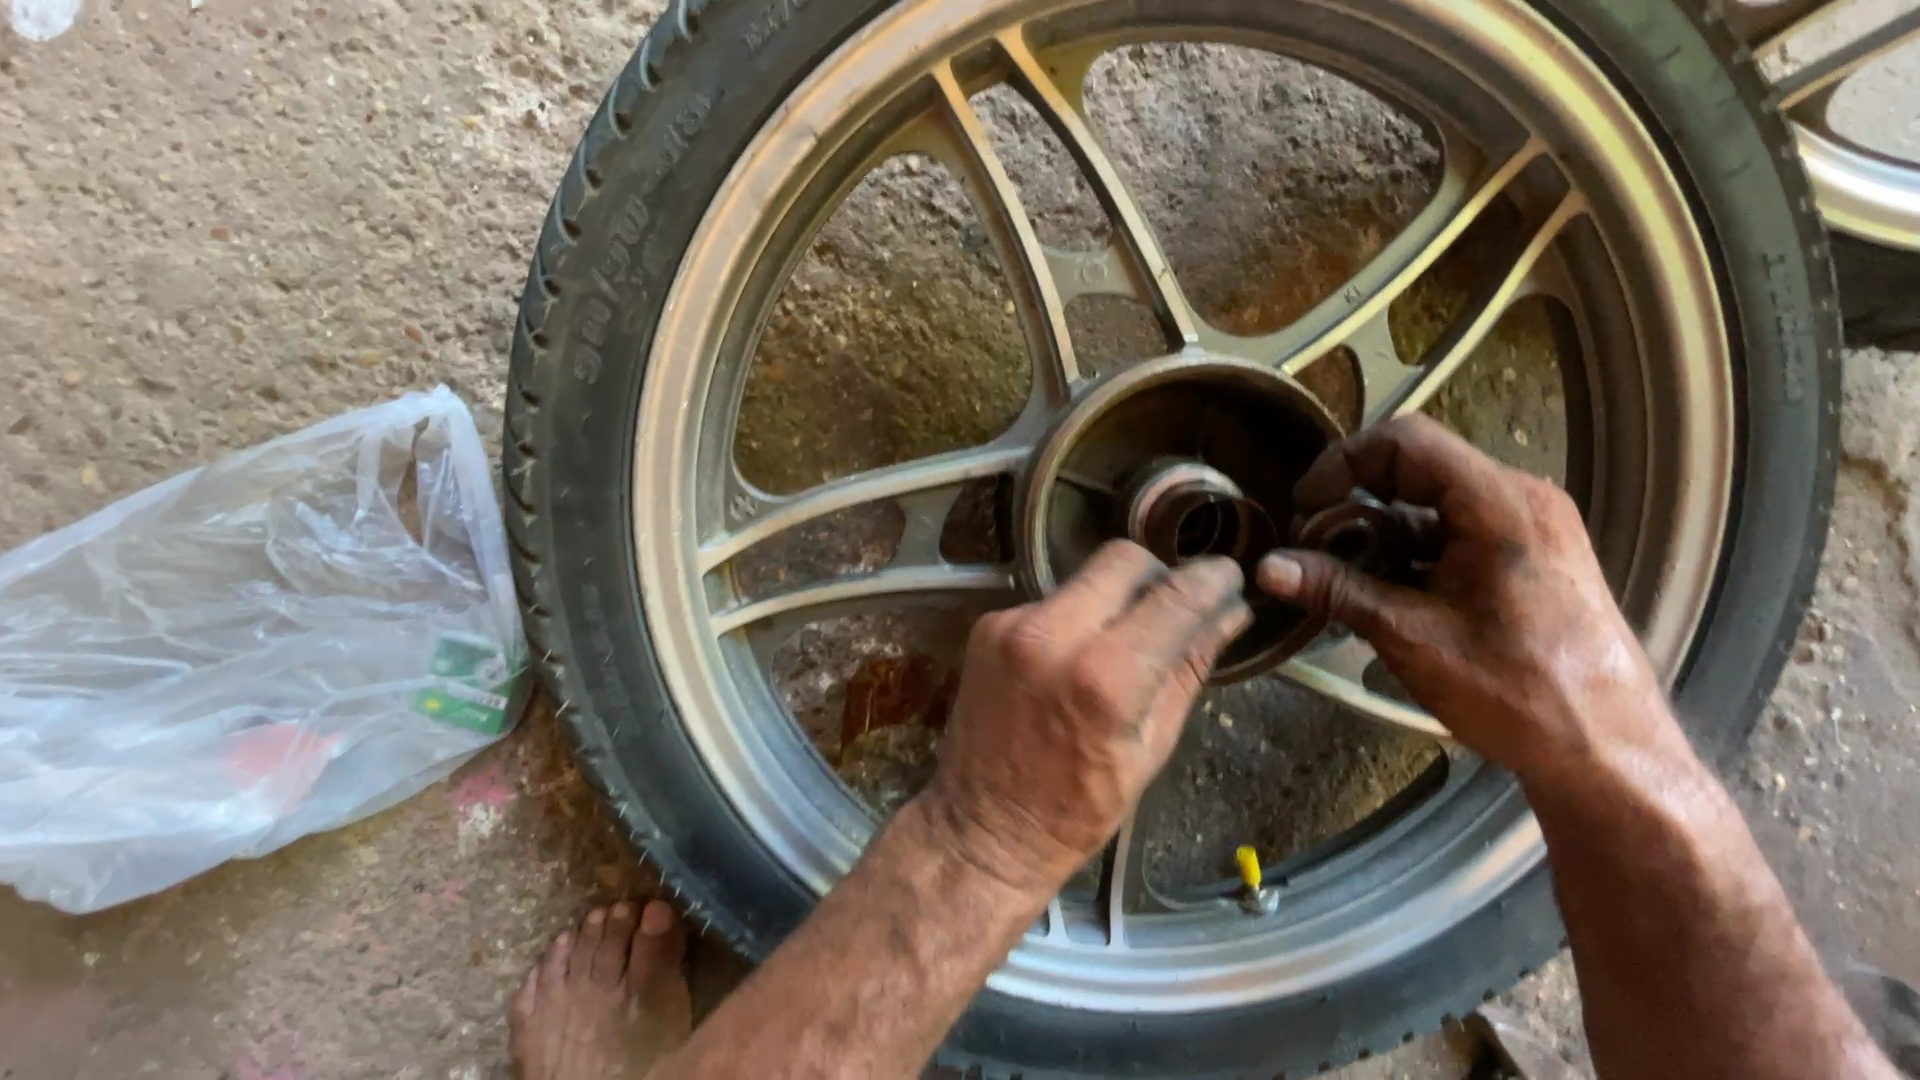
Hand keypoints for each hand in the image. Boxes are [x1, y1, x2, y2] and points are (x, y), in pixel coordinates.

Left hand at [920, 543, 1249, 890]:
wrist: (981, 828)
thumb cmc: (1077, 809)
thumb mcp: (1150, 748)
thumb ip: (1187, 669)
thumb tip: (1230, 615)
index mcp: (1102, 677)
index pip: (1173, 598)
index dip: (1211, 580)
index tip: (1229, 576)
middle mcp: (1051, 635)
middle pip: (1123, 560)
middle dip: (1159, 574)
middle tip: (1175, 606)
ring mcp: (1012, 625)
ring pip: (1085, 578)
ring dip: (1115, 598)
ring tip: (1124, 642)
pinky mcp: (988, 625)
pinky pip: (1051, 602)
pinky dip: (1076, 618)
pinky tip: (1077, 657)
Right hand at [1257, 415, 1671, 782]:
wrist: (1608, 753)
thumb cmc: (1518, 691)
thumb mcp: (1412, 636)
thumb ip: (1336, 590)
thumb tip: (1265, 568)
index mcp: (1500, 503)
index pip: (1404, 441)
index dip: (1341, 463)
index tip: (1302, 510)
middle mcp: (1518, 499)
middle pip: (1413, 468)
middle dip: (1350, 501)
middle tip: (1309, 547)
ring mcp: (1524, 528)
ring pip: (1427, 504)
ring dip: (1373, 532)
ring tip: (1334, 578)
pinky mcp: (1522, 557)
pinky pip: (1448, 532)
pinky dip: (1404, 552)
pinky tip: (1375, 594)